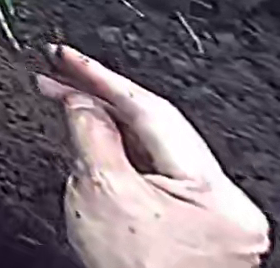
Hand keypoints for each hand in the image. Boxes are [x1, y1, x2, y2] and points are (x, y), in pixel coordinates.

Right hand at [38, 46, 269, 267]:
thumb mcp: (101, 186)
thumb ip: (90, 130)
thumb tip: (78, 97)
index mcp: (217, 193)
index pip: (151, 110)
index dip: (100, 74)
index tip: (63, 53)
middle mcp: (226, 204)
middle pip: (154, 126)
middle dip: (99, 92)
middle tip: (53, 68)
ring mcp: (212, 216)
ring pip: (150, 144)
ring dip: (103, 116)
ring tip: (60, 95)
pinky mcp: (192, 225)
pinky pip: (150, 166)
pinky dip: (114, 143)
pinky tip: (88, 133)